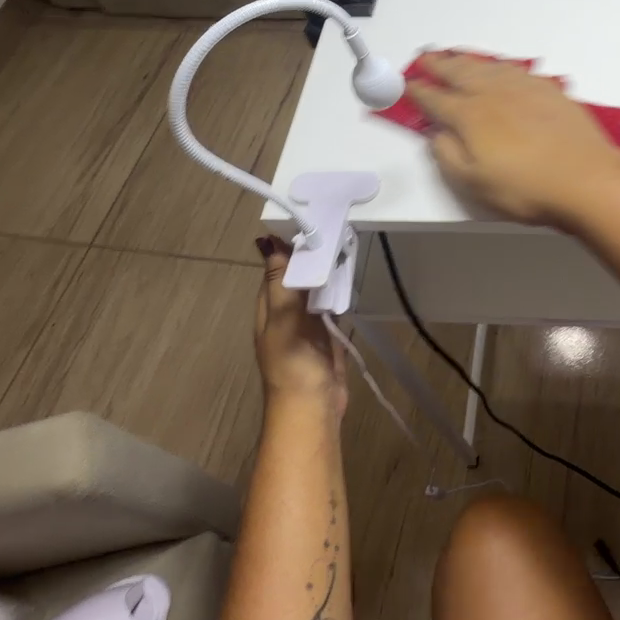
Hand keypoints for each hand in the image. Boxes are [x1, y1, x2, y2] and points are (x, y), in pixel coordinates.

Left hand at [253, 236, 346, 414]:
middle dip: (315, 250)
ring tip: (349, 236)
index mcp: (270, 303)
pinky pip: (335, 300)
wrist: (313, 407)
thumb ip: (280, 280)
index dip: (292, 239)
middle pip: (301, 271)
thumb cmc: (291, 363)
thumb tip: (266, 240)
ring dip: (330, 266)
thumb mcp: (282, 318)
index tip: (314, 213)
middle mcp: (288, 307)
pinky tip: (353, 270)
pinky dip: (342, 286)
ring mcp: (310, 319)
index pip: (279, 262)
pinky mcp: (330, 330)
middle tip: (339, 219)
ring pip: (319, 283)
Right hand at [405, 51, 619, 228]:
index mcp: (470, 116)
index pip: (436, 100)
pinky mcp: (549, 90)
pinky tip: (498, 68)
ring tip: (454, 56)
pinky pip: (515, 69)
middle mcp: (493, 94)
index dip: (418, 92)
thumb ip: (448, 155)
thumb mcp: (474, 183)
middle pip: (460, 73)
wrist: (587, 178)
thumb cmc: (527, 188)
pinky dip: (498, 65)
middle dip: (439, 65)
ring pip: (487, 67)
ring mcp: (524, 88)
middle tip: (425, 57)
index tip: (407, 85)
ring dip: (466, 60)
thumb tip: (437, 133)